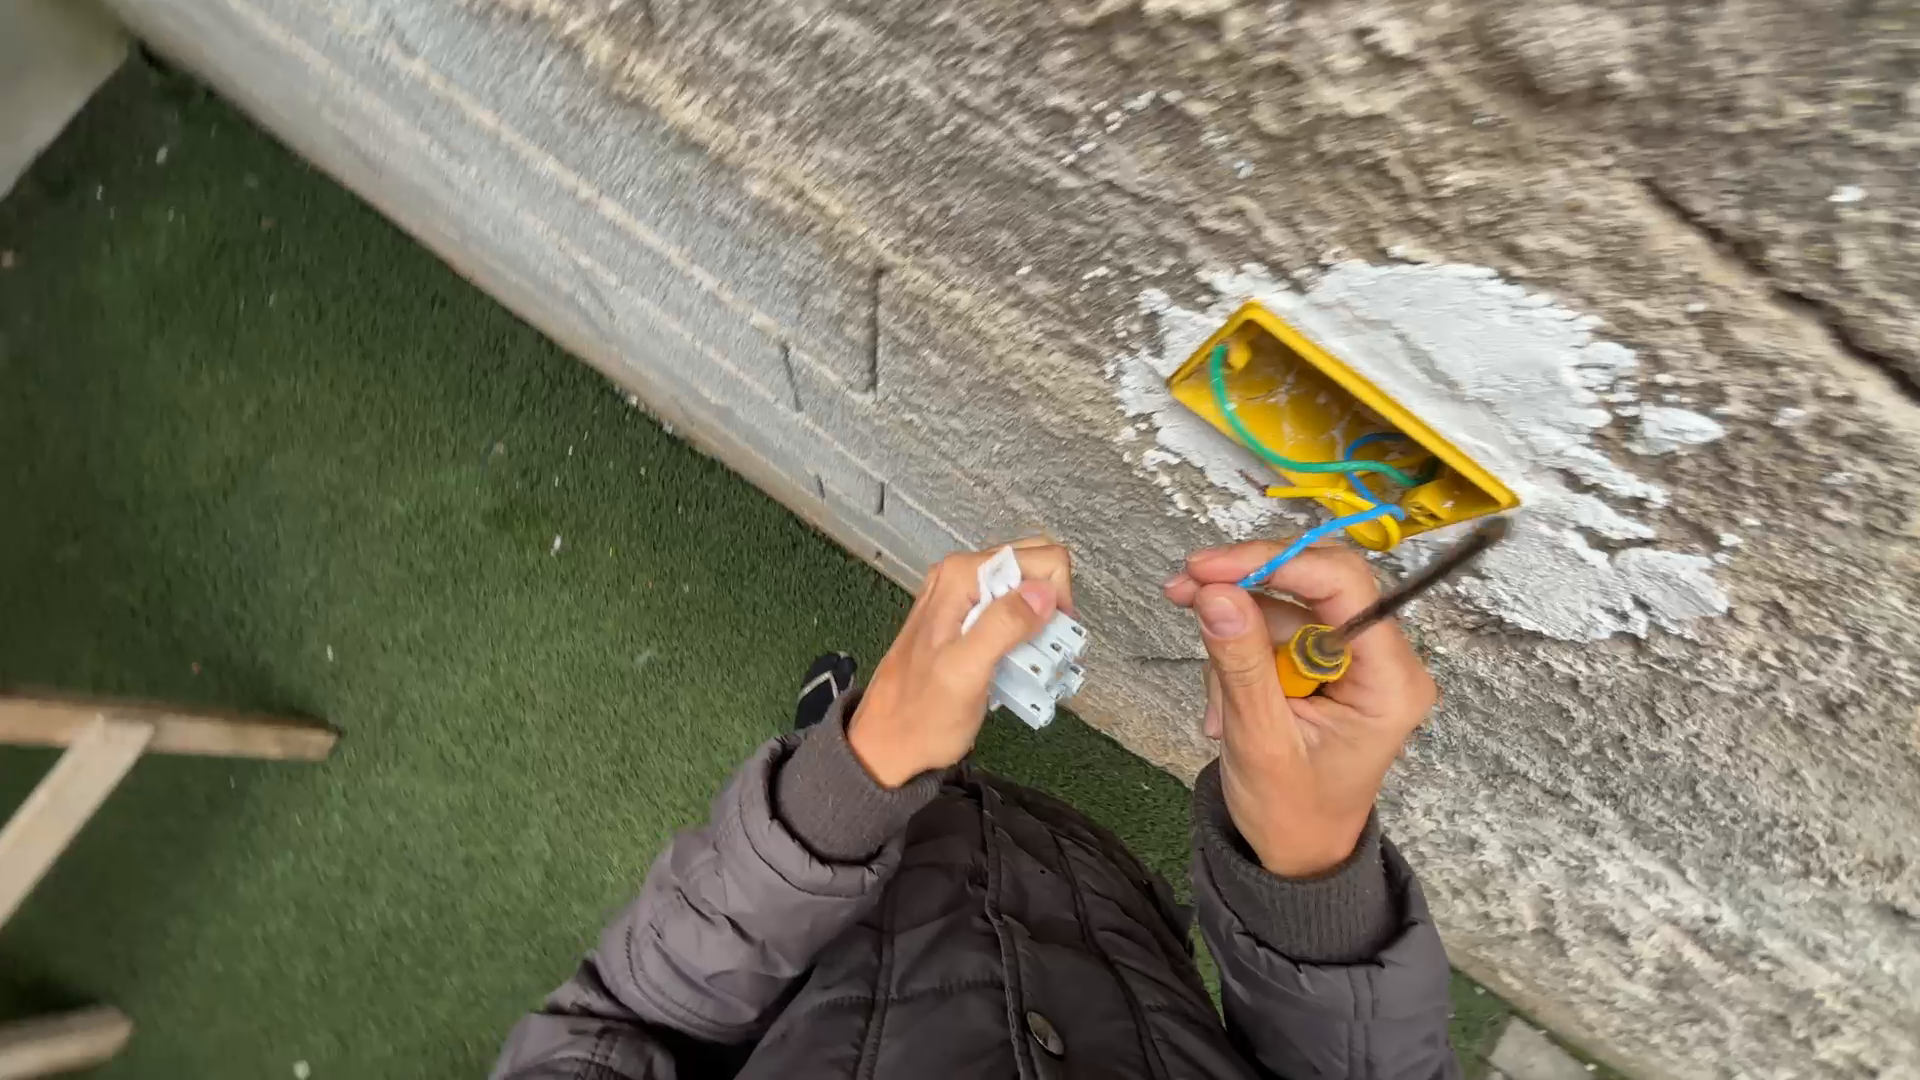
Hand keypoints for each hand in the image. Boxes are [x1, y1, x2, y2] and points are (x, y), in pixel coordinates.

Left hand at [848, 539, 1074, 787]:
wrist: (888, 746)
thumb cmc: (922, 716)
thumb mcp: (965, 672)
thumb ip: (1002, 626)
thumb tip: (1044, 593)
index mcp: (960, 576)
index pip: (1037, 557)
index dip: (1054, 596)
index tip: (1048, 637)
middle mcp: (959, 576)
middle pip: (1034, 567)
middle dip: (1050, 606)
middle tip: (1042, 650)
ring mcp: (960, 596)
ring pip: (1025, 589)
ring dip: (1040, 623)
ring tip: (1030, 662)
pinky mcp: (964, 619)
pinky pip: (1010, 610)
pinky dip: (1025, 633)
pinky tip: (1016, 663)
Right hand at [1163, 543, 1436, 876]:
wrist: (1294, 850)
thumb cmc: (1290, 810)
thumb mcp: (1260, 740)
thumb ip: (1239, 663)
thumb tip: (1213, 592)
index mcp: (1388, 679)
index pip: (1343, 585)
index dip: (1275, 563)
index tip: (1207, 569)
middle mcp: (1375, 657)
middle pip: (1309, 582)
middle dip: (1242, 585)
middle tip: (1181, 590)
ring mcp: (1343, 657)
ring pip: (1275, 608)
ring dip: (1230, 642)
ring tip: (1219, 709)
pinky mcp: (1313, 661)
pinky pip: (1263, 631)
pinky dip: (1232, 658)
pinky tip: (1225, 707)